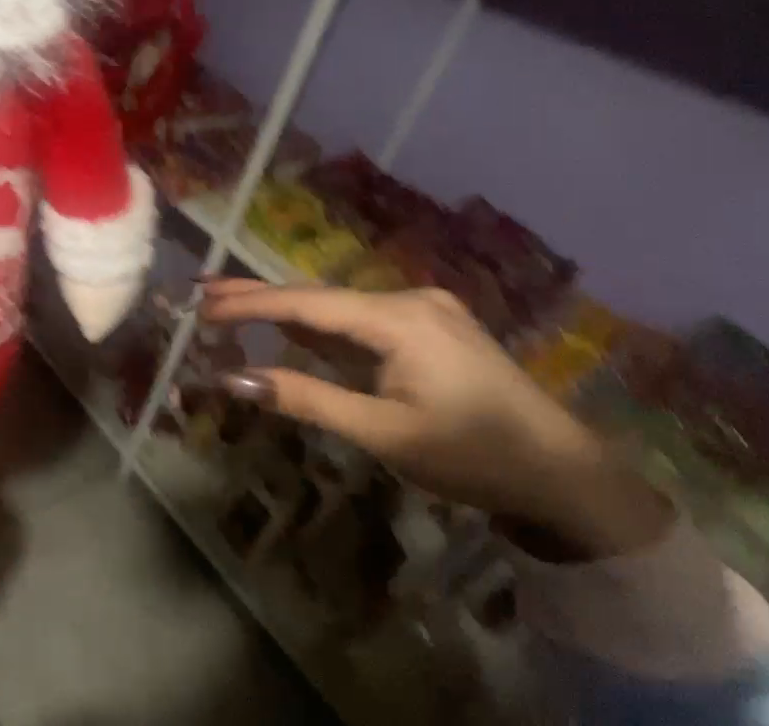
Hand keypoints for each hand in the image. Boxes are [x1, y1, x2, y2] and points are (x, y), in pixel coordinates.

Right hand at [201, 279, 670, 558]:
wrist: (568, 477)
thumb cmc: (473, 456)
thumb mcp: (383, 433)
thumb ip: (305, 398)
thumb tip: (232, 378)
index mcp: (400, 319)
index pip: (306, 304)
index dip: (249, 304)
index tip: (200, 308)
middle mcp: (410, 301)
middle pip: (319, 296)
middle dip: (259, 296)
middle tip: (202, 291)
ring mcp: (424, 313)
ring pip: (338, 308)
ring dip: (286, 310)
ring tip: (230, 304)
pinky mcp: (431, 330)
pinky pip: (360, 322)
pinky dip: (319, 327)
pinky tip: (290, 326)